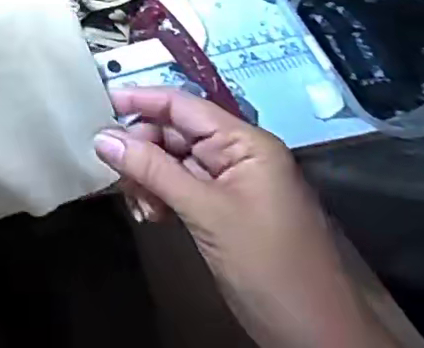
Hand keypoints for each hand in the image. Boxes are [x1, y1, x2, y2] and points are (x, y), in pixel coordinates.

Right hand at [93, 87, 396, 347]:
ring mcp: (233, 183)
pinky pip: (182, 186)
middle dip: (142, 149)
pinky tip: (151, 215)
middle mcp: (239, 154)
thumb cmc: (271, 267)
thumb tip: (102, 137)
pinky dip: (161, 195)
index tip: (99, 102)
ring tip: (139, 205)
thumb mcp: (207, 214)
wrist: (324, 342)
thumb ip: (153, 170)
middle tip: (117, 175)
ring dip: (149, 176)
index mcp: (245, 143)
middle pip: (175, 132)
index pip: (182, 104)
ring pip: (174, 160)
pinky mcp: (226, 209)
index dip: (140, 100)